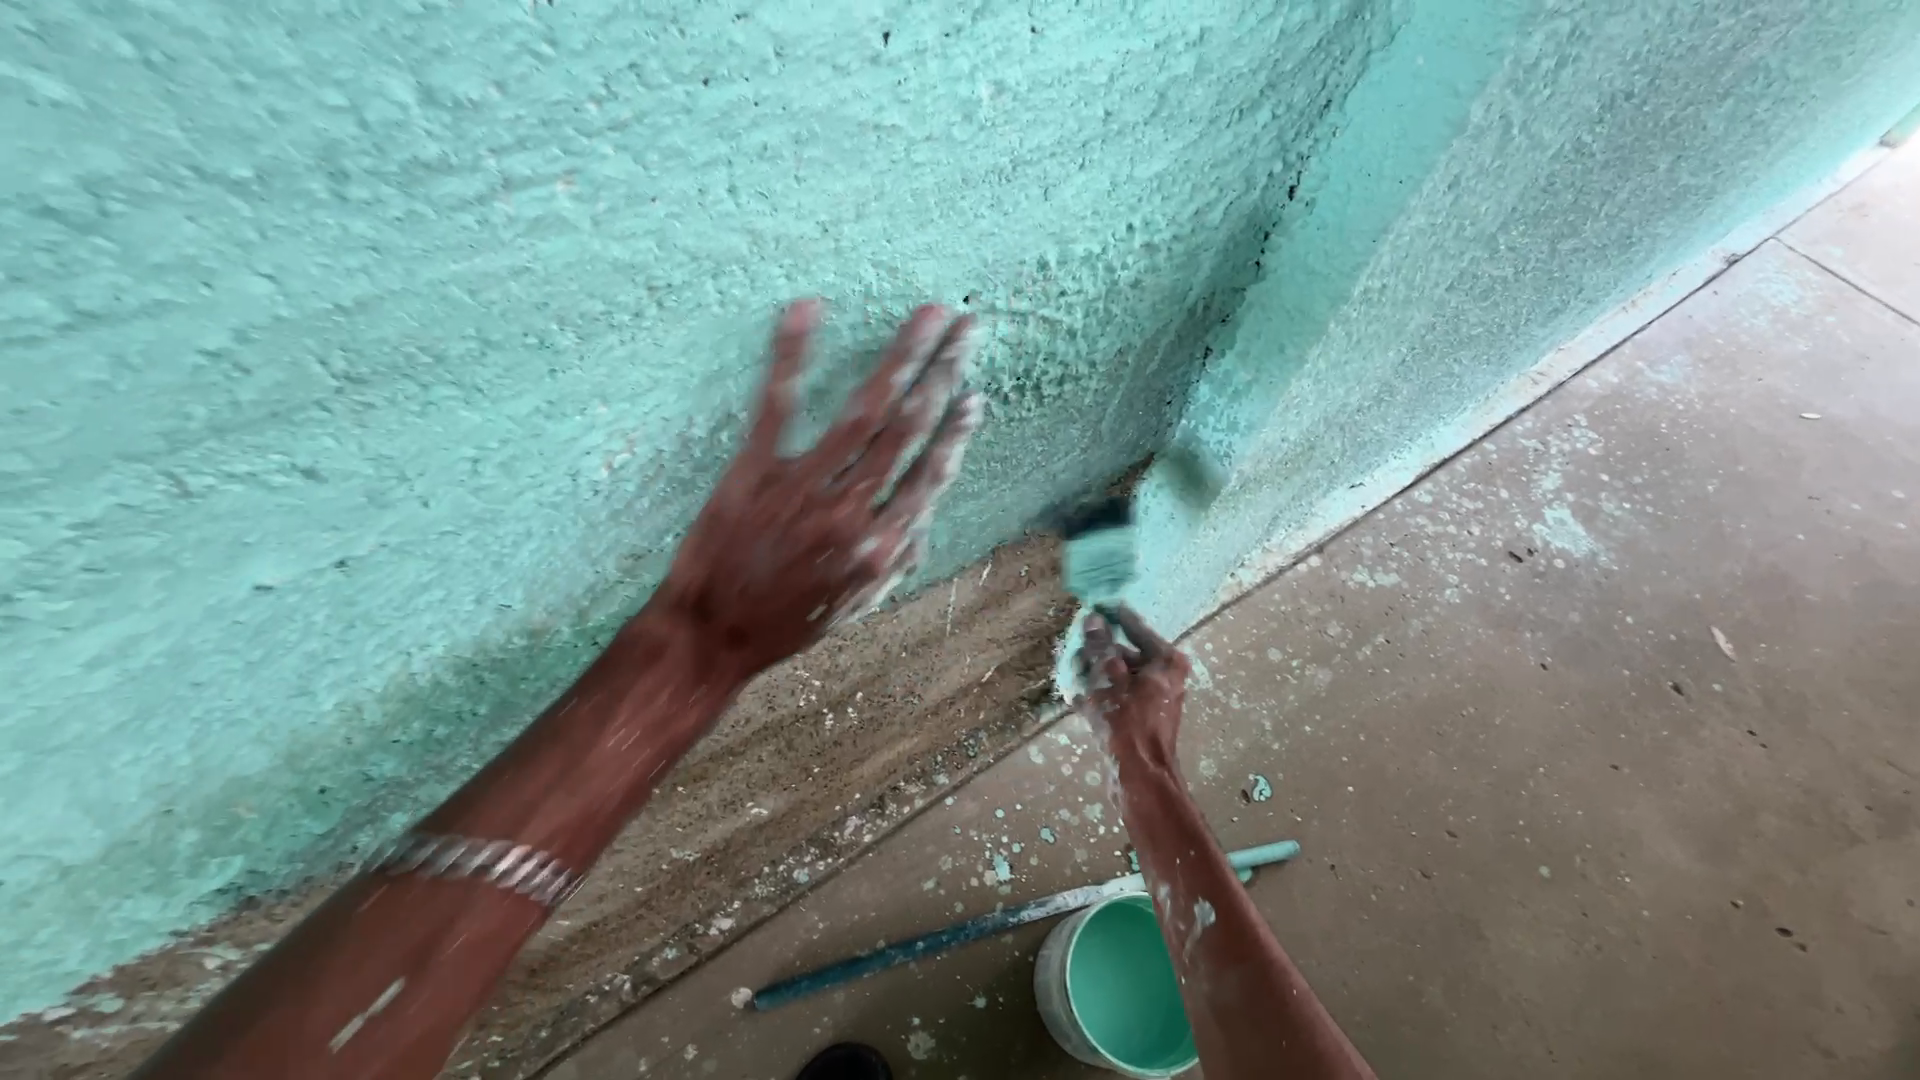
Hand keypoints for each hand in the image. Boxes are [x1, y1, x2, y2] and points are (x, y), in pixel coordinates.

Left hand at [652, 300, 982, 680]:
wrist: (712, 637)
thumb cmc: (787, 623)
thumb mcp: (856, 607)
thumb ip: (897, 563)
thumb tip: (923, 520)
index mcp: (880, 546)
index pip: (931, 476)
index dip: (956, 431)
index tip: (974, 395)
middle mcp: (851, 511)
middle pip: (908, 430)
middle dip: (943, 373)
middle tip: (966, 327)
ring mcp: (803, 488)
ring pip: (864, 414)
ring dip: (901, 358)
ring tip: (927, 317)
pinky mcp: (753, 472)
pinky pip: (777, 406)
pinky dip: (791, 356)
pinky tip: (807, 309)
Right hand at [1075, 605, 1190, 767]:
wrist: (1140, 777)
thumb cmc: (1128, 722)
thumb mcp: (1109, 678)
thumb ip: (1100, 647)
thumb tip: (1093, 619)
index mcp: (1167, 661)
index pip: (1135, 626)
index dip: (1111, 616)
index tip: (1091, 605)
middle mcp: (1164, 677)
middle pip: (1124, 652)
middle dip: (1096, 651)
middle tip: (1074, 648)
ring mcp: (1152, 699)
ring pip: (1116, 676)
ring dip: (1092, 674)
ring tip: (1072, 673)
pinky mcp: (1138, 719)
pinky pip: (1114, 697)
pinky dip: (1096, 696)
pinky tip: (1075, 697)